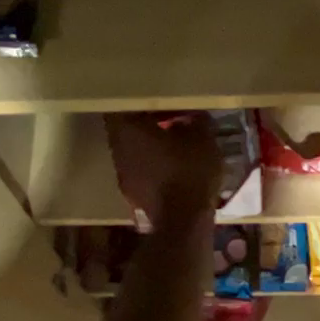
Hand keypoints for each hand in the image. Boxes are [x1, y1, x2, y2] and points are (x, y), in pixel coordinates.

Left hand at [104, 113, 223, 224]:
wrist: (184, 220)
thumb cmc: (190, 170)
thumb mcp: (202, 137)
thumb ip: (195, 121)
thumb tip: (192, 117)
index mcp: (127, 129)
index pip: (123, 105)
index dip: (141, 101)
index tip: (159, 100)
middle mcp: (117, 149)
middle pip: (126, 129)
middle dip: (145, 123)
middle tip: (168, 119)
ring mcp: (122, 174)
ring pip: (132, 151)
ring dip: (148, 146)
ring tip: (173, 144)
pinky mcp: (132, 194)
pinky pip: (140, 171)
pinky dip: (152, 166)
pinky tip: (172, 168)